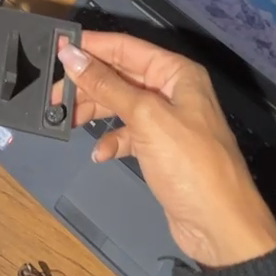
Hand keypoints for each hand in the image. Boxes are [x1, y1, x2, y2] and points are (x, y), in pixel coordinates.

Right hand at [56, 33, 275, 266]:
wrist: (220, 229)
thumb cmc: (188, 163)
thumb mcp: (145, 117)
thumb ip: (105, 84)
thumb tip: (69, 53)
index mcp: (175, 73)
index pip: (125, 48)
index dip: (91, 46)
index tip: (57, 47)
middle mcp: (171, 91)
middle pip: (119, 76)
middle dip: (88, 83)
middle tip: (55, 94)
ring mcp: (166, 121)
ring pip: (120, 104)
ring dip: (94, 111)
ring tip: (66, 121)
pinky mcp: (160, 149)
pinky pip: (128, 133)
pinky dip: (112, 140)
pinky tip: (100, 153)